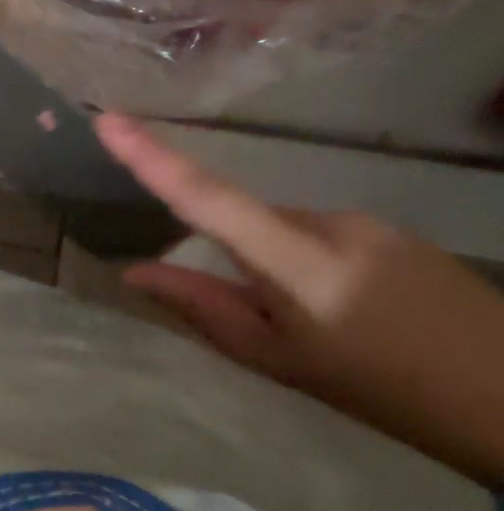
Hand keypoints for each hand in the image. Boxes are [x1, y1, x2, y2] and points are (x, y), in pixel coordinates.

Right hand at [97, 114, 503, 483]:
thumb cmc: (382, 390)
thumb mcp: (276, 359)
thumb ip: (203, 307)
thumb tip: (135, 271)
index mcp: (298, 259)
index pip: (207, 198)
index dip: (153, 158)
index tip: (109, 121)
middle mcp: (335, 224)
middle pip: (246, 219)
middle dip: (231, 255)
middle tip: (257, 319)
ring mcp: (375, 225)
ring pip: (285, 231)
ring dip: (273, 265)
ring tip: (310, 326)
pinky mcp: (402, 235)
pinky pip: (324, 238)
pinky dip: (310, 266)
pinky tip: (345, 314)